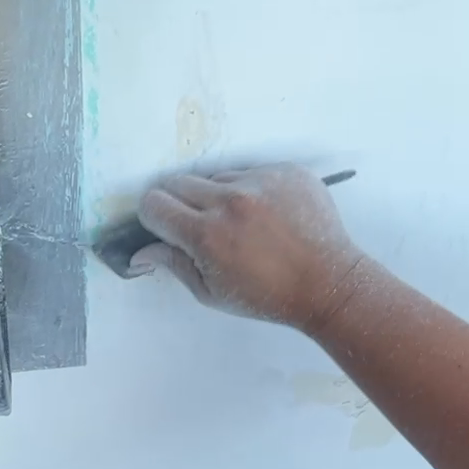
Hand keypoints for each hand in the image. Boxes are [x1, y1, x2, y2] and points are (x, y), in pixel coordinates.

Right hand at [132, 164, 366, 330]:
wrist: (328, 284)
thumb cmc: (265, 297)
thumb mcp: (211, 292)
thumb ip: (173, 264)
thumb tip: (140, 252)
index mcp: (206, 234)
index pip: (153, 204)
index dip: (153, 217)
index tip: (165, 228)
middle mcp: (229, 200)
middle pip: (176, 182)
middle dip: (177, 203)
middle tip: (198, 225)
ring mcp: (260, 181)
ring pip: (214, 177)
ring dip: (216, 196)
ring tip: (241, 223)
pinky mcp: (286, 171)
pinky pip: (250, 173)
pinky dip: (250, 191)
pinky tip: (267, 215)